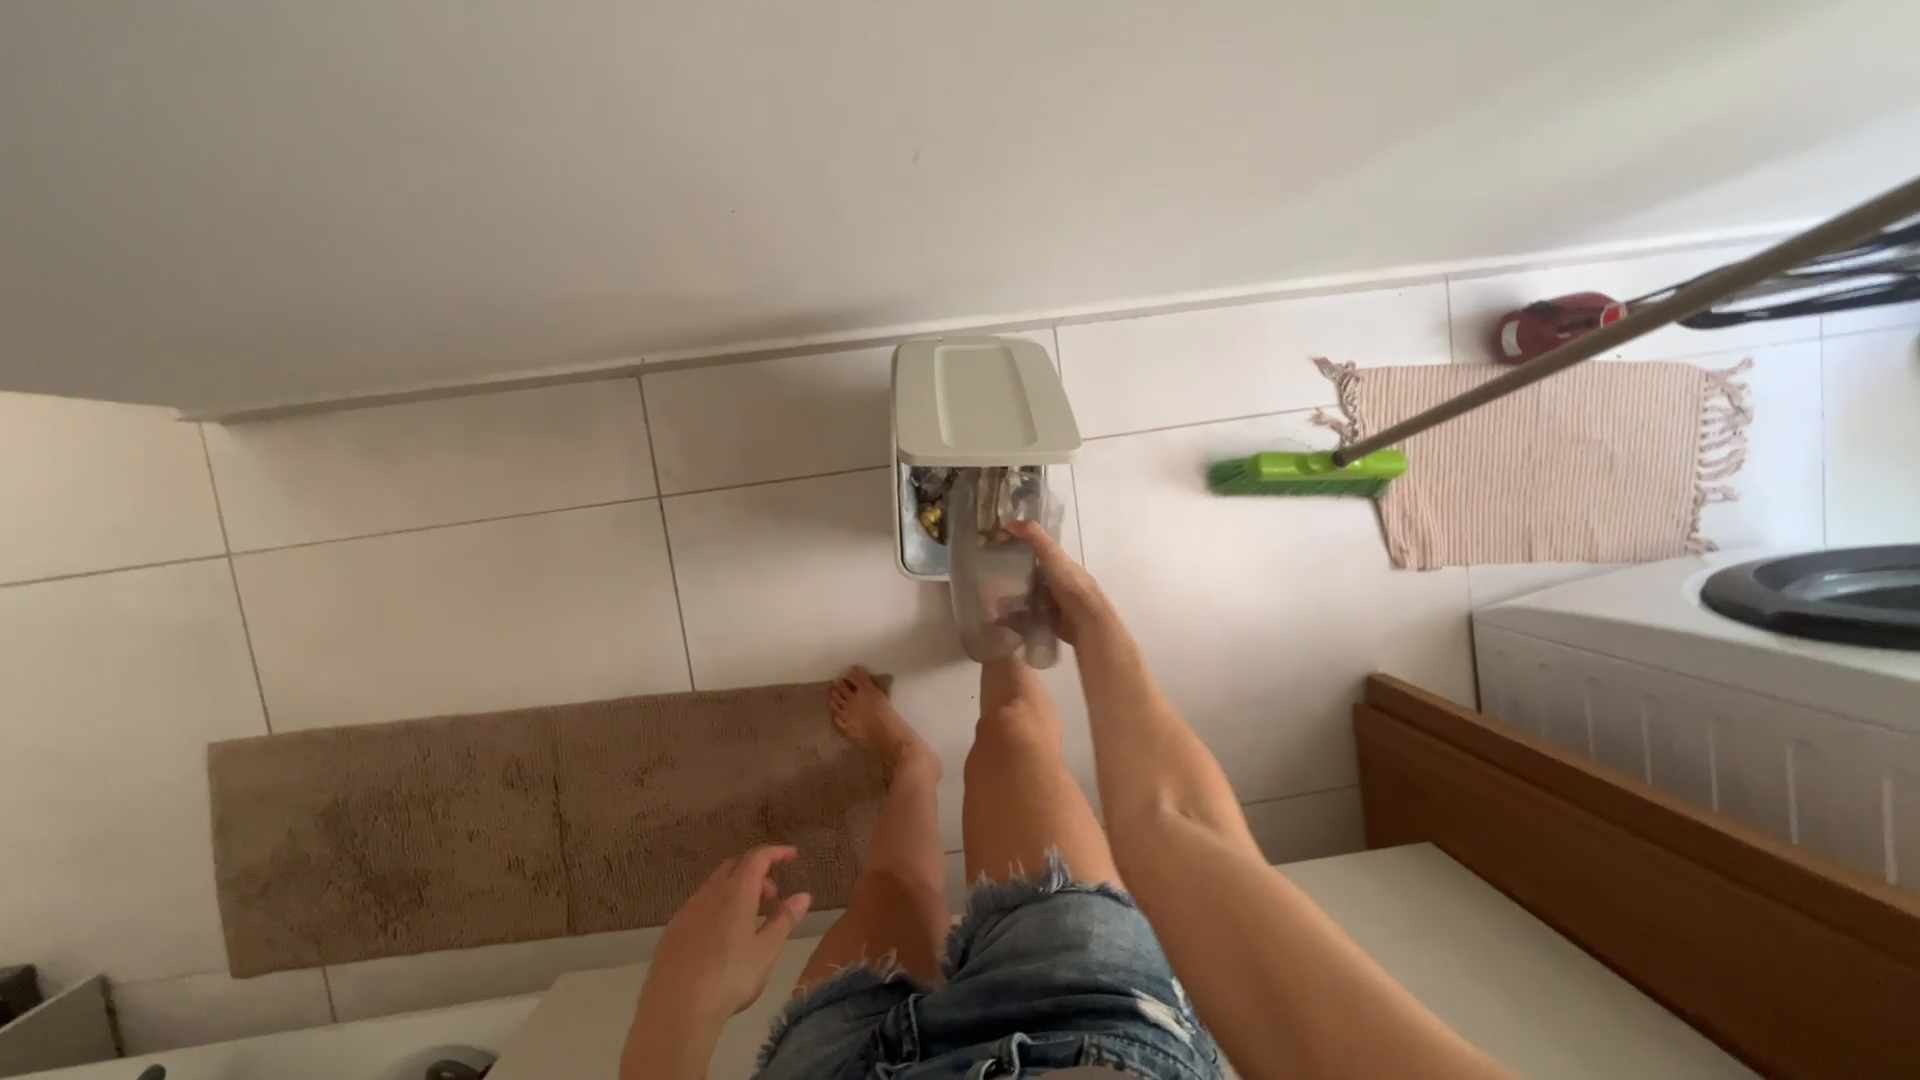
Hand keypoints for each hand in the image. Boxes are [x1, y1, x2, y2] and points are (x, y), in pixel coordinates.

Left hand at [637, 846, 812, 1034]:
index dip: (776, 852)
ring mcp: (686, 912)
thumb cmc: (730, 978)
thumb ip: (784, 919)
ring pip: (714, 887)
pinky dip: (716, 908)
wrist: (675, 1011)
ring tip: (749, 921)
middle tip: (772, 896)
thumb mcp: (766, 951)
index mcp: (736, 893)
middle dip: (756, 872)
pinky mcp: (671, 933)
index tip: (792, 855)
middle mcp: (709, 894)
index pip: (758, 858)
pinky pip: (698, 907)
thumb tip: (804, 896)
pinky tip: (720, 939)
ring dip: (735, 892)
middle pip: (734, 867)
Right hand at [1007, 519, 1116, 646]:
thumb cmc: (1070, 584)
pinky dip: (1016, 620)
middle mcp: (1060, 583)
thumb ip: (1034, 537)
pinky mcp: (1051, 624)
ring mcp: (1056, 605)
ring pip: (1030, 599)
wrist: (1086, 621)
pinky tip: (1002, 620)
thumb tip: (1010, 521)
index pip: (1040, 553)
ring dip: (1013, 601)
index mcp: (1062, 565)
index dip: (1022, 549)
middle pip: (1033, 577)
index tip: (1000, 549)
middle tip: (992, 579)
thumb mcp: (1052, 555)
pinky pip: (1029, 619)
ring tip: (995, 603)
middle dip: (1014, 578)